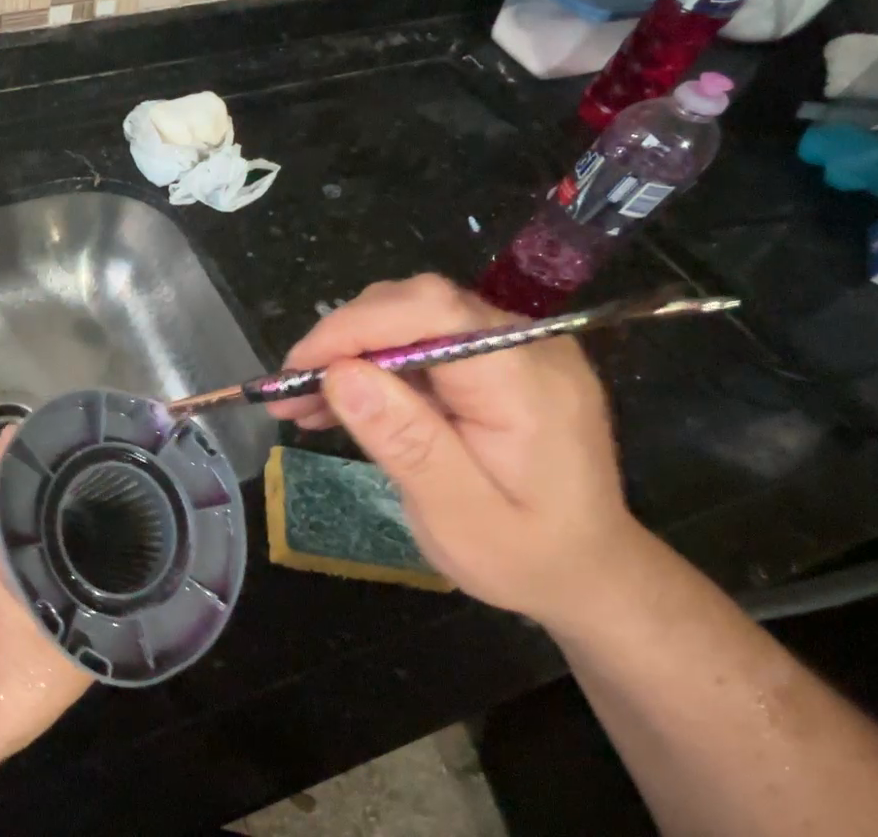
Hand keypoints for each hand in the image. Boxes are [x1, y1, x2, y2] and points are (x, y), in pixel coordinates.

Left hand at [0, 430, 93, 794]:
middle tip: (128, 464)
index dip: (66, 435)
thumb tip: (146, 560)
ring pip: (14, 492)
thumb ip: (107, 598)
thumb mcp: (65, 642)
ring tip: (115, 491)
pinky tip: (80, 532)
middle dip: (70, 461)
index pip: (19, 449)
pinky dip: (41, 515)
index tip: (114, 436)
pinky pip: (7, 518)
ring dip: (56, 489)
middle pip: (20, 466)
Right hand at [267, 274, 649, 625]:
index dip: (354, 326)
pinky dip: (373, 366)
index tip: (299, 370)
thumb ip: (405, 441)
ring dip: (350, 353)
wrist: (587, 572)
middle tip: (291, 393)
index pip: (432, 312)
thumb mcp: (456, 515)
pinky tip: (339, 402)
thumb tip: (340, 374)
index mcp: (526, 382)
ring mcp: (513, 348)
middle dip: (343, 340)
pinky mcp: (496, 361)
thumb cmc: (523, 555)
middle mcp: (526, 346)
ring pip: (411, 318)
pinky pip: (423, 341)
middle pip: (417, 305)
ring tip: (301, 404)